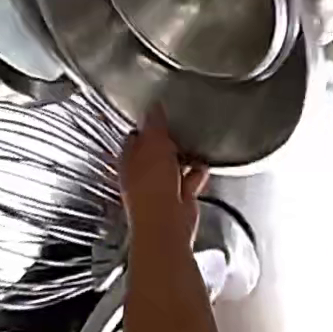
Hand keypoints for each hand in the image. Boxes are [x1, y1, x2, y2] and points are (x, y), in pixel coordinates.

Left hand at [121, 107, 209, 238]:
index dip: (147, 126)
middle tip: (179, 129)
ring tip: (193, 145)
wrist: (167, 225)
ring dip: (184, 158)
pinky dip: (196, 175)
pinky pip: (189, 182)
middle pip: (156, 152)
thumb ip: (155, 124)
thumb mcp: (154, 144)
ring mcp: (161, 189)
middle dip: (168, 142)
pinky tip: (202, 166)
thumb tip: (154, 106)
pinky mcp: (179, 201)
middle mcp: (143, 174)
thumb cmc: (153, 184)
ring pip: (173, 167)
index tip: (159, 115)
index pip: (136, 137)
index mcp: (130, 159)